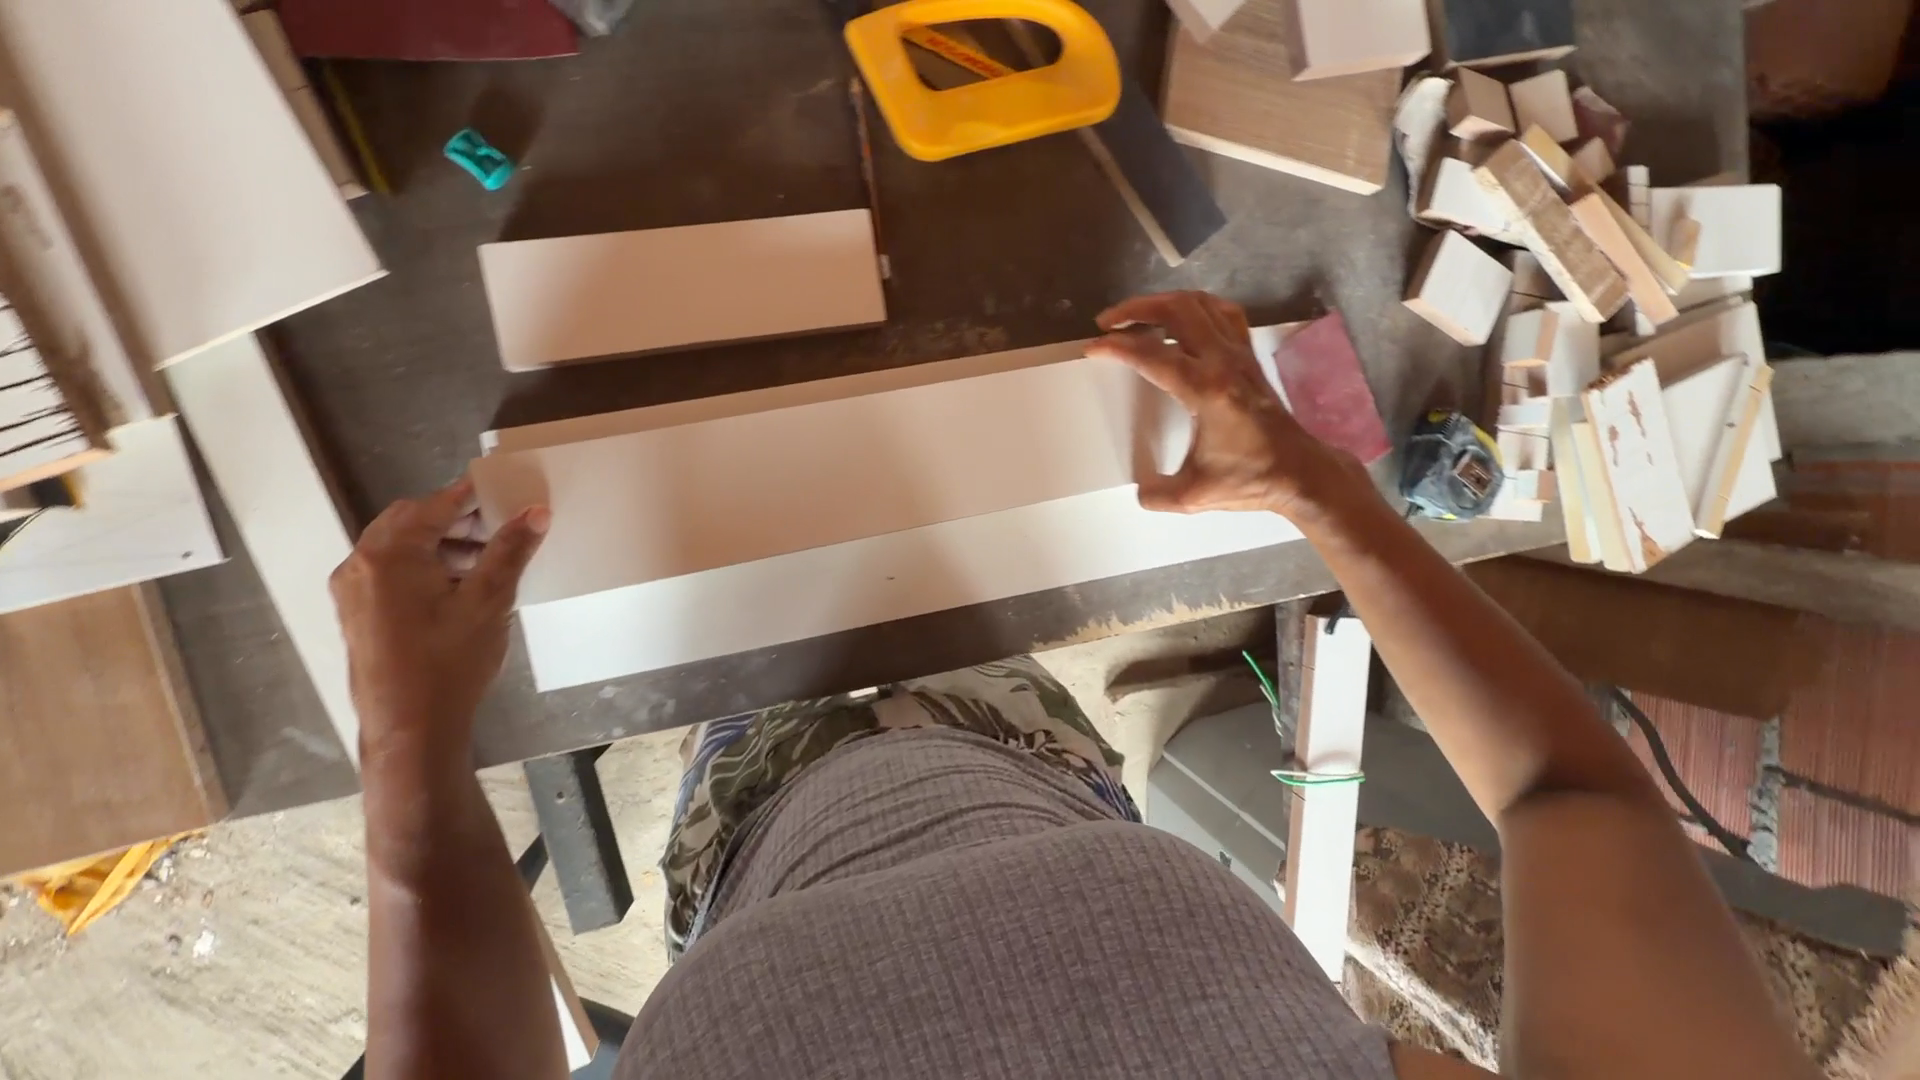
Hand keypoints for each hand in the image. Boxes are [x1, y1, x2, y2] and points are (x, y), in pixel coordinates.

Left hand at [329, 478, 549, 766]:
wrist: (410, 727)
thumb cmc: (450, 659)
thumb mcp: (490, 600)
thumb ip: (510, 550)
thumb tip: (536, 511)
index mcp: (388, 555)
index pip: (433, 507)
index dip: (470, 496)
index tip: (503, 491)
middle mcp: (359, 566)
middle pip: (409, 523)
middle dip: (454, 521)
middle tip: (497, 528)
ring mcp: (353, 593)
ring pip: (398, 549)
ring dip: (441, 545)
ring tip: (485, 563)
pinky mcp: (358, 616)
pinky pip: (391, 574)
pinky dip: (424, 568)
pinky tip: (457, 590)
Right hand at [1088, 291, 1362, 521]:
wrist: (1300, 472)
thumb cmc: (1249, 480)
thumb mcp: (1193, 496)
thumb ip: (1156, 494)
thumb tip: (1140, 489)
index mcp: (1206, 391)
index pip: (1152, 355)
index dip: (1116, 347)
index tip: (1092, 348)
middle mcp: (1223, 362)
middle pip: (1176, 310)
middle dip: (1136, 308)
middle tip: (1109, 321)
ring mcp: (1240, 354)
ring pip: (1200, 303)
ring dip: (1164, 302)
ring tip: (1138, 314)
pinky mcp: (1249, 356)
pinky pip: (1223, 313)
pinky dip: (1196, 307)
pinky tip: (1181, 319)